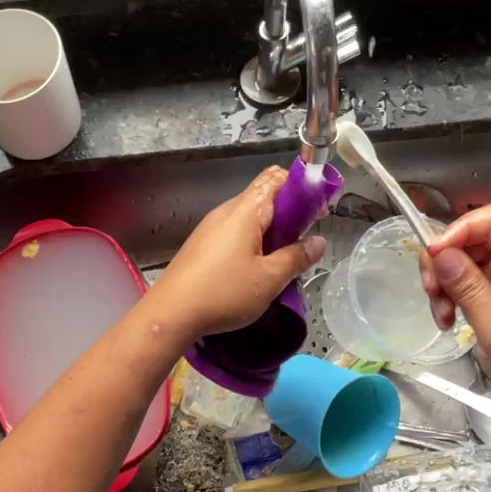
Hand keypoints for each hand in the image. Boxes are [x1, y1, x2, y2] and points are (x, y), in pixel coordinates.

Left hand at [147, 166, 326, 338]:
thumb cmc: (223, 293)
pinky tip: (257, 269)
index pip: (275, 178)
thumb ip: (296, 257)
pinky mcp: (202, 245)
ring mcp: (210, 228)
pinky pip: (234, 233)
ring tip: (285, 258)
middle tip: (305, 240)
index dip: (301, 187)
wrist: (171, 313)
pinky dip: (252, 242)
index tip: (319, 210)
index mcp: (245, 211)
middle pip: (263, 197)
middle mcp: (226, 211)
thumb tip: (318, 242)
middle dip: (289, 213)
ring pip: (249, 218)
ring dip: (271, 231)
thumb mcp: (269, 279)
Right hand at [420, 204, 490, 438]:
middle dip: (445, 261)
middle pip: (474, 240)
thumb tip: (439, 252)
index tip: (434, 257)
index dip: (459, 230)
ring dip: (445, 283)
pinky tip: (447, 322)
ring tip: (439, 315)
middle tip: (430, 292)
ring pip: (467, 264)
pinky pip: (470, 288)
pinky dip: (452, 300)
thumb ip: (468, 287)